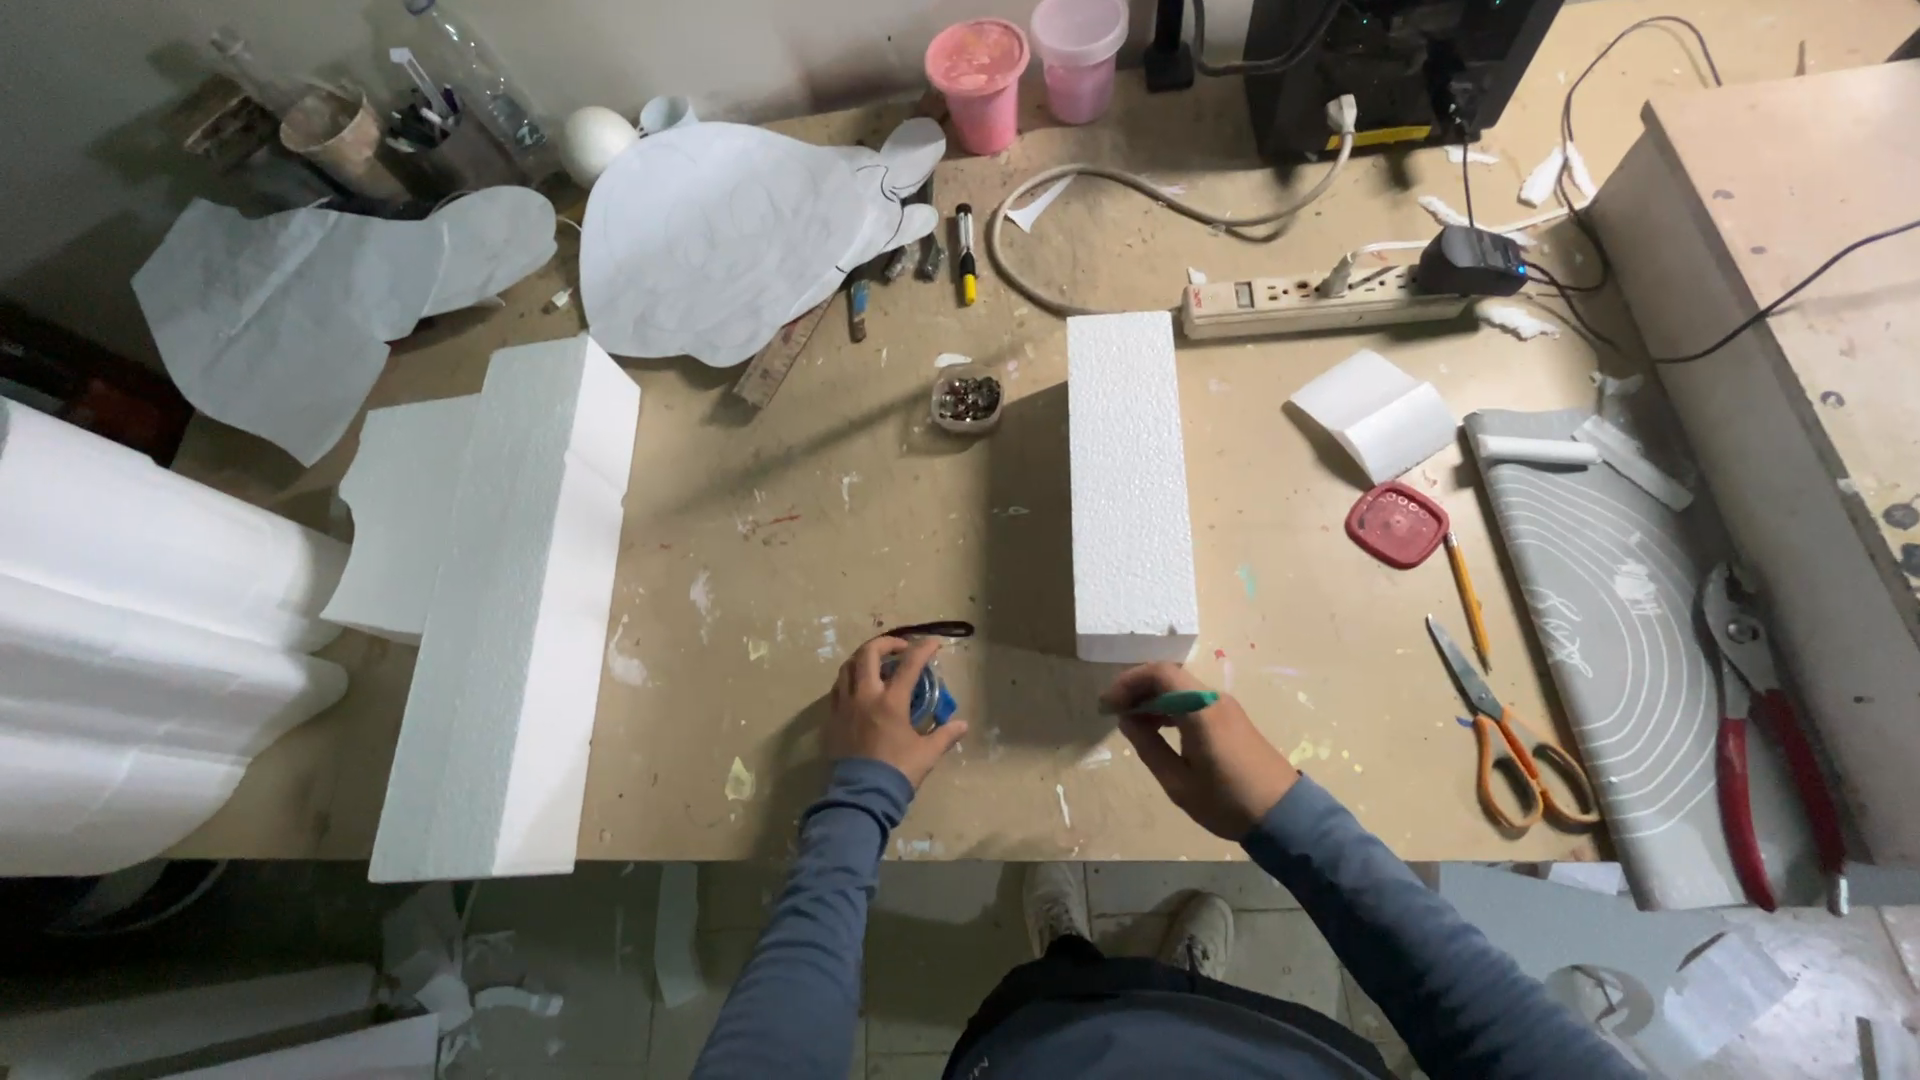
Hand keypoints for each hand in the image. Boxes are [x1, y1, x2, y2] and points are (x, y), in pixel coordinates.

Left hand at [828, 635, 968, 788]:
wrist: (862, 795)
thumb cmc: (897, 771)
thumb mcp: (927, 753)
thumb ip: (945, 735)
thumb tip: (962, 725)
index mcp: (891, 701)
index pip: (910, 664)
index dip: (924, 648)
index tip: (934, 643)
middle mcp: (865, 695)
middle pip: (869, 653)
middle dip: (886, 643)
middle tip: (900, 648)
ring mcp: (844, 705)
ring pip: (848, 667)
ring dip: (863, 658)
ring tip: (877, 662)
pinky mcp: (832, 718)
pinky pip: (837, 688)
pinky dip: (849, 679)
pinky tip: (858, 686)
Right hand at [1105, 663, 1298, 840]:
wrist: (1283, 815)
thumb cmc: (1227, 801)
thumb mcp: (1178, 782)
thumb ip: (1148, 746)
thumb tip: (1127, 720)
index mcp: (1199, 710)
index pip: (1159, 673)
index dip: (1128, 682)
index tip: (1108, 705)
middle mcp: (1213, 699)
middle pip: (1168, 676)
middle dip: (1137, 688)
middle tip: (1114, 711)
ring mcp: (1225, 707)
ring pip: (1180, 687)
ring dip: (1153, 697)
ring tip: (1131, 722)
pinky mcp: (1231, 718)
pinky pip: (1192, 700)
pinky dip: (1170, 706)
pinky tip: (1157, 728)